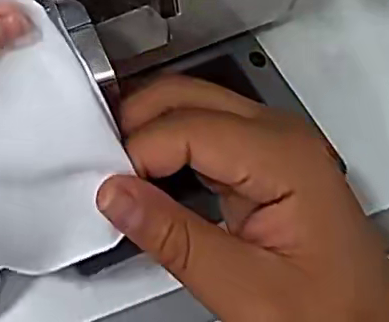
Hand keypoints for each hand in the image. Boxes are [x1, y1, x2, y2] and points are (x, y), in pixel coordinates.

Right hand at [95, 76, 388, 321]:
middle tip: (105, 165)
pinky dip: (164, 140)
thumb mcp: (252, 295)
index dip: (139, 152)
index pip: (186, 127)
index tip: (110, 185)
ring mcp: (270, 141)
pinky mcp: (259, 157)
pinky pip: (197, 126)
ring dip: (147, 127)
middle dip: (136, 122)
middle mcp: (278, 134)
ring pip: (187, 102)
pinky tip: (147, 169)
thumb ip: (176, 239)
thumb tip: (116, 193)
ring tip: (119, 168)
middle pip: (183, 94)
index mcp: (284, 155)